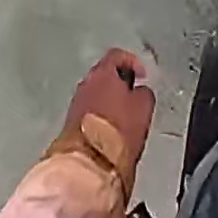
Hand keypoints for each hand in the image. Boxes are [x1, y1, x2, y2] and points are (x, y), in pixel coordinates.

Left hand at [45, 49, 154, 197]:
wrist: (89, 162)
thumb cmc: (116, 132)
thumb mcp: (144, 107)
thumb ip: (144, 92)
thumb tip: (141, 91)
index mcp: (103, 73)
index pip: (117, 55)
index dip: (132, 61)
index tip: (141, 72)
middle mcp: (86, 83)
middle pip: (104, 73)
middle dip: (119, 82)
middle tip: (133, 94)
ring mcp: (77, 102)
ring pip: (96, 92)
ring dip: (109, 99)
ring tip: (124, 117)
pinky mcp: (72, 121)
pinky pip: (89, 110)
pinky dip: (101, 115)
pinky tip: (111, 129)